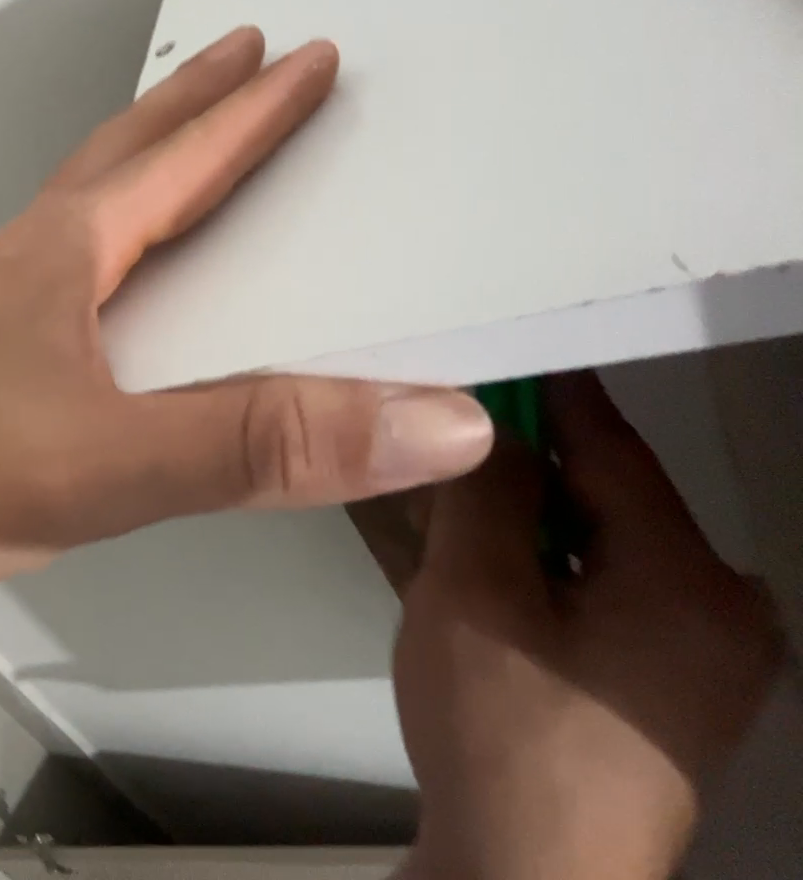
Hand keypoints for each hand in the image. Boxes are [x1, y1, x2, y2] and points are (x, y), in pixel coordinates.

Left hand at [0, 27, 494, 602]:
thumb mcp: (114, 465)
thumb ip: (263, 444)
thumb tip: (439, 420)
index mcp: (56, 257)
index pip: (171, 165)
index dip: (246, 113)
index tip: (308, 58)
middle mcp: (26, 263)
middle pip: (117, 162)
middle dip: (188, 108)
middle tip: (249, 58)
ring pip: (89, 212)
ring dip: (148, 168)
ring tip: (202, 149)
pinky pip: (74, 271)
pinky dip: (121, 245)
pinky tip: (135, 281)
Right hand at [394, 373, 785, 879]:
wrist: (529, 865)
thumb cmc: (500, 721)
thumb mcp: (471, 591)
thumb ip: (482, 495)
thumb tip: (480, 419)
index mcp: (694, 581)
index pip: (615, 450)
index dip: (551, 393)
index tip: (500, 345)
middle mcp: (728, 609)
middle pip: (612, 500)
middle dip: (528, 463)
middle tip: (447, 432)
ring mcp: (708, 654)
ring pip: (604, 545)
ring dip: (530, 516)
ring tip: (455, 496)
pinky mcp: (673, 684)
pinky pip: (607, 588)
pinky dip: (546, 562)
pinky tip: (491, 568)